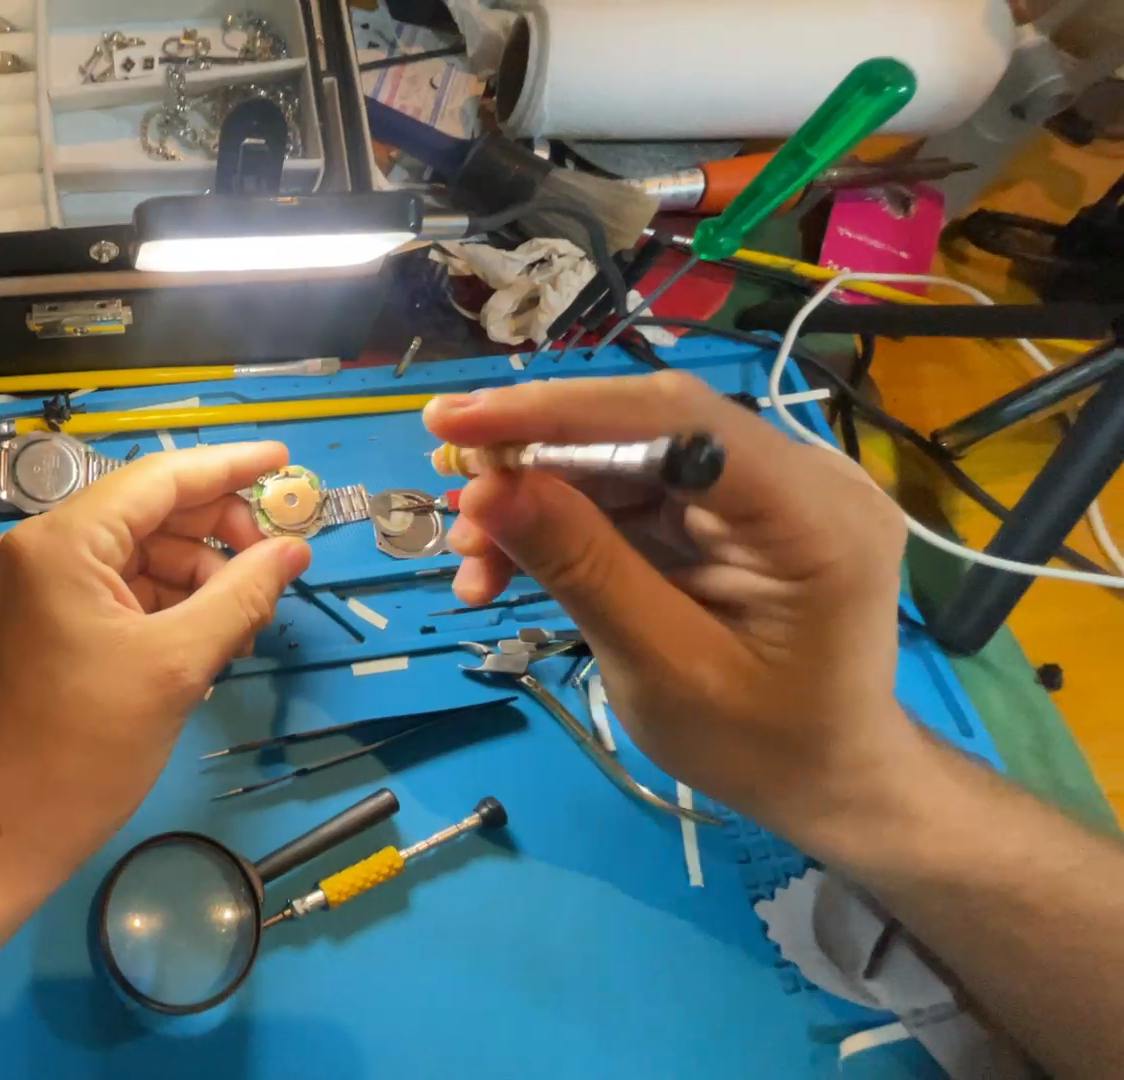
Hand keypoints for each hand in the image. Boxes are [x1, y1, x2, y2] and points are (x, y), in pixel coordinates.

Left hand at [0, 443, 310, 903]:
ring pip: (135, 558)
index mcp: (61, 544)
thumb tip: (293, 549)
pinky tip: (202, 638)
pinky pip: (114, 594)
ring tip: (242, 623)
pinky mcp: (38, 623)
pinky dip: (163, 608)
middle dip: (216, 535)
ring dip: (195, 579)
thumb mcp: (176, 667)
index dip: (228, 466)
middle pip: (147, 515)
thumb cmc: (80, 753)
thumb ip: (241, 596)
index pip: (158, 479)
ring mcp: (34, 588)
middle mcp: (39, 550)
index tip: (282, 457)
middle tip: (272, 566)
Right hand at [424, 373, 920, 841]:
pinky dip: (543, 531)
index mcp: (808, 514)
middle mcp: (783, 478)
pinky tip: (496, 570)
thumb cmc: (758, 740)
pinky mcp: (702, 515)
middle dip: (523, 458)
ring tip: (467, 560)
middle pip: (629, 433)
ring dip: (522, 506)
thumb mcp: (658, 664)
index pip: (672, 421)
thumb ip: (578, 567)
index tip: (453, 423)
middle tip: (442, 482)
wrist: (819, 779)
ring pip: (602, 467)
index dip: (554, 412)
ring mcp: (740, 494)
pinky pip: (605, 502)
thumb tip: (484, 490)